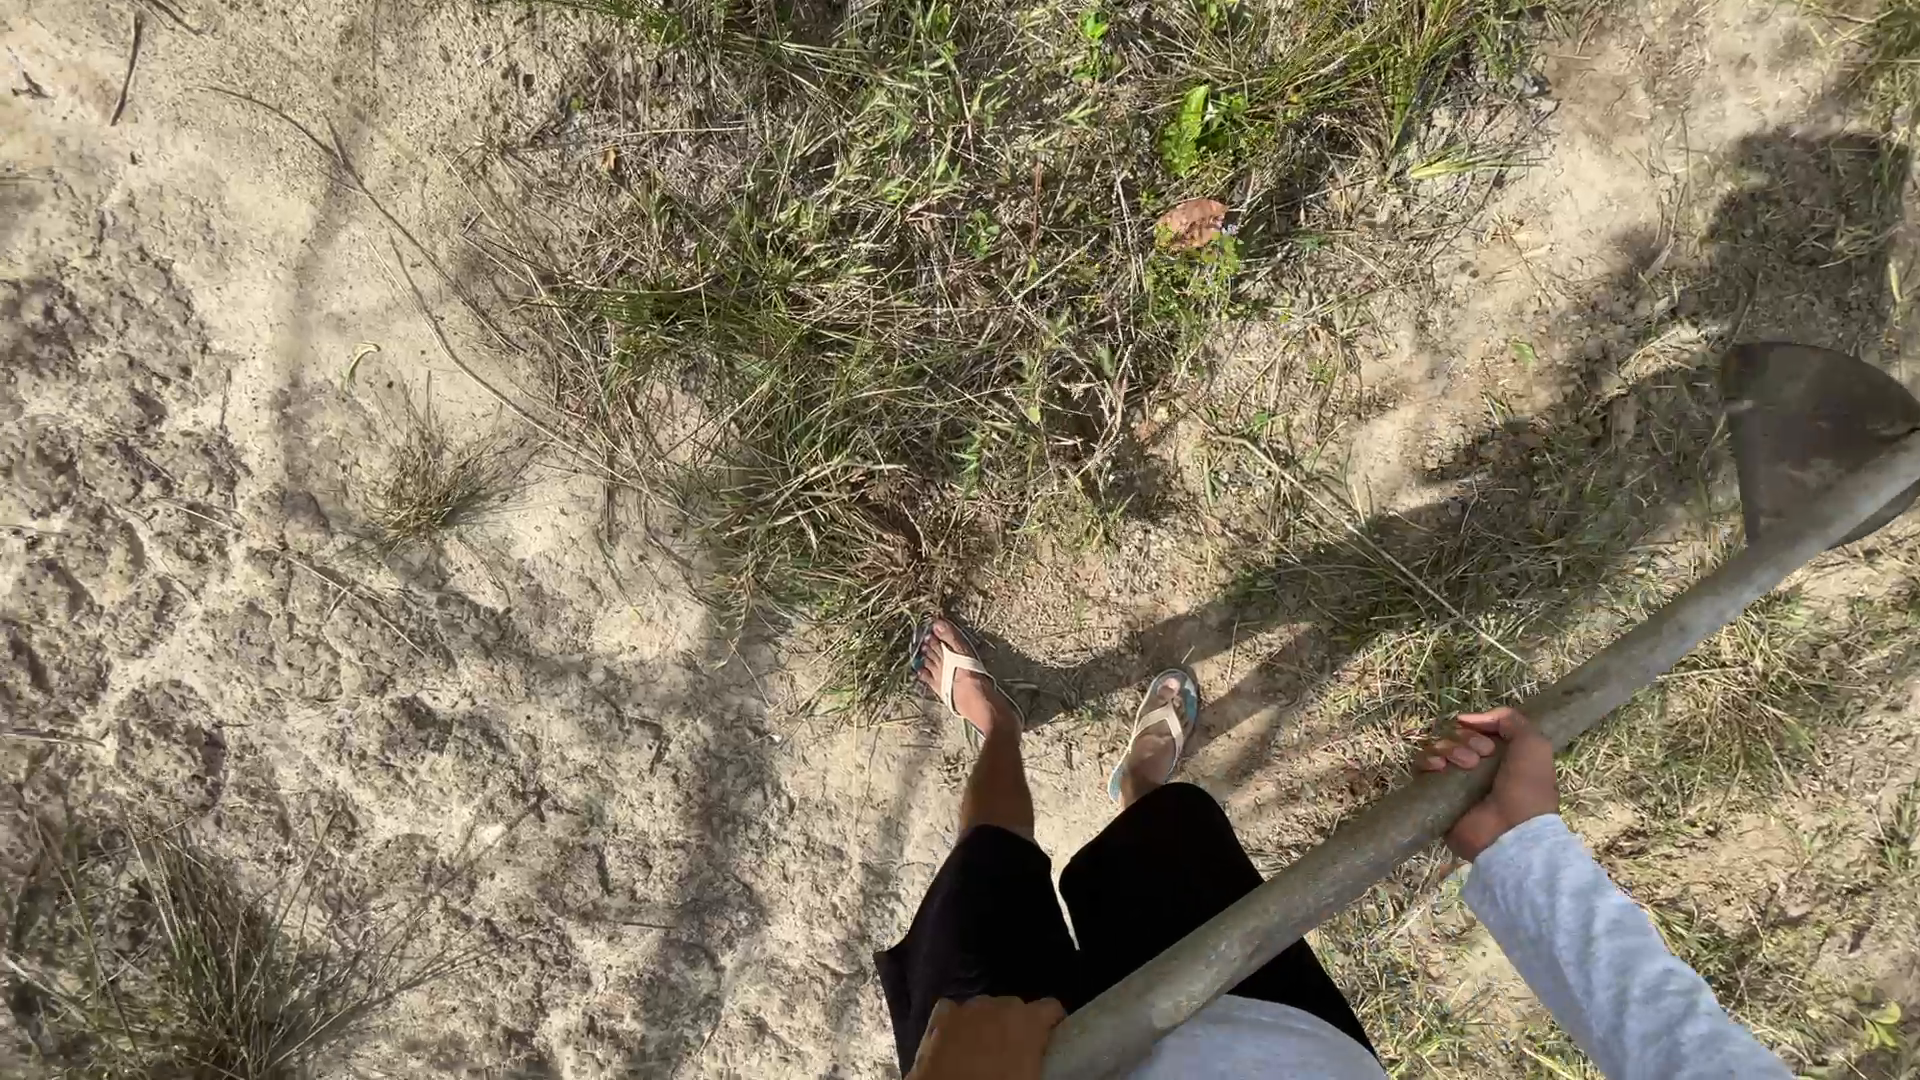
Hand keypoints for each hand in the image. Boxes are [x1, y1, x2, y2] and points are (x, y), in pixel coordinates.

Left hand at [907, 996, 1065, 1079]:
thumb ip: (1038, 1061)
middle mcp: (999, 1004)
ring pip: (986, 1008)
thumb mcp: (1031, 1079)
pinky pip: (956, 1011)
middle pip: (1016, 1008)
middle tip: (1015, 1057)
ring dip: (989, 1024)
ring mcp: (967, 1007)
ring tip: (983, 1053)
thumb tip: (1035, 1060)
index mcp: (1027, 1021)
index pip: (1051, 1007)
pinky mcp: (941, 1015)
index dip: (1054, 1024)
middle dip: (1017, 1027)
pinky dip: (958, 1023)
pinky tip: (956, 1042)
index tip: (1052, 1041)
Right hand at [1417, 706, 1557, 860]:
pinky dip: (1426, 761)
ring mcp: (1452, 780)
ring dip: (1447, 750)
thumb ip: (1510, 720)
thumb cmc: (1527, 789)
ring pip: (1436, 748)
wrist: (1512, 830)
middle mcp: (1473, 766)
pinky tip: (1438, 767)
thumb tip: (1467, 718)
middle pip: (1454, 737)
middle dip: (1463, 741)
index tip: (1487, 744)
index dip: (1477, 730)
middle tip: (1476, 759)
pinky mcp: (1434, 793)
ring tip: (1462, 766)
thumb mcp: (1533, 746)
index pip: (1473, 730)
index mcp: (1497, 757)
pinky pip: (1420, 767)